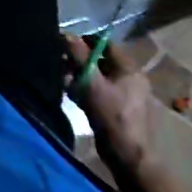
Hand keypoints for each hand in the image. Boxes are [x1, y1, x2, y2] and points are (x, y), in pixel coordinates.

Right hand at [64, 34, 152, 166]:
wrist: (128, 157)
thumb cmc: (112, 116)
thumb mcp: (92, 84)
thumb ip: (79, 58)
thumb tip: (66, 35)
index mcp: (129, 68)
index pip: (104, 44)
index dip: (84, 42)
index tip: (64, 45)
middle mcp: (131, 77)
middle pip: (101, 61)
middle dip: (80, 62)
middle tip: (61, 65)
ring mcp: (127, 95)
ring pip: (99, 78)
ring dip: (81, 78)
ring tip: (64, 82)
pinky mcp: (120, 109)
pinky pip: (101, 92)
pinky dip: (87, 91)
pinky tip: (73, 96)